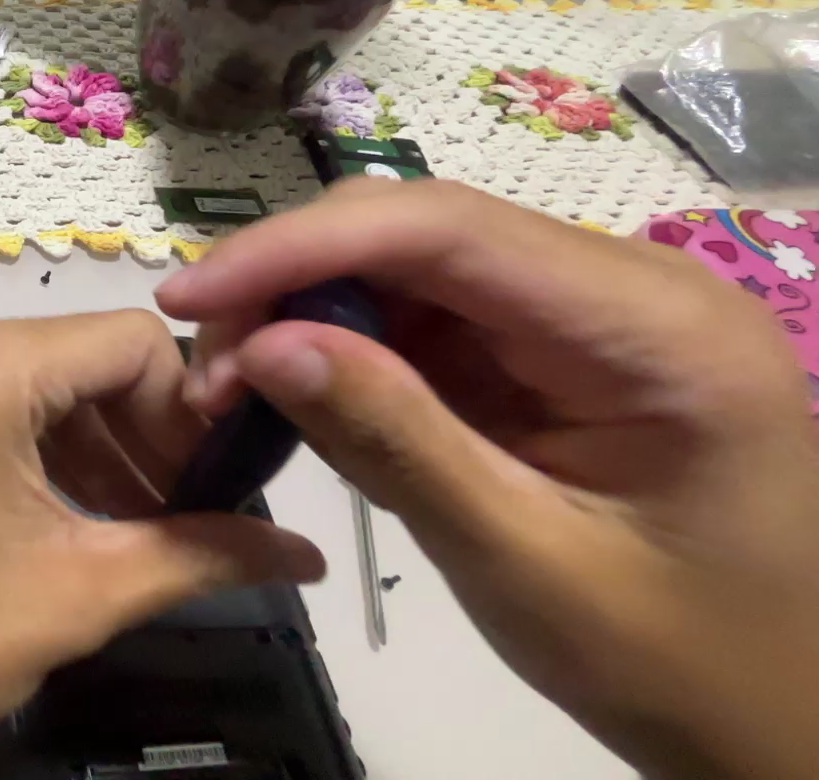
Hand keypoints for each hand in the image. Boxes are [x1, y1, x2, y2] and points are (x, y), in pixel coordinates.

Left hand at [0, 313, 324, 779]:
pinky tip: (87, 520)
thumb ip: (200, 556)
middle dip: (154, 437)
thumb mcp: (78, 592)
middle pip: (94, 360)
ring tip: (151, 534)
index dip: (193, 410)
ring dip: (109, 451)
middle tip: (199, 522)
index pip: (135, 341)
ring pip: (54, 385)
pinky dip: (56, 453)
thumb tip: (304, 554)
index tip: (225, 488)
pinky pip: (8, 406)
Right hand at [157, 179, 818, 779]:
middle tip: (209, 369)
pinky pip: (394, 311)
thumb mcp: (524, 563)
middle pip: (401, 228)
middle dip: (281, 282)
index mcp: (646, 325)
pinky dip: (321, 344)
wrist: (784, 718)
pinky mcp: (518, 341)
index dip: (292, 248)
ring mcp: (559, 308)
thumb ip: (393, 442)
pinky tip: (289, 393)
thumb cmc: (687, 663)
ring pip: (382, 262)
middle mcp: (605, 284)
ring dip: (290, 314)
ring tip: (232, 389)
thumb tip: (261, 348)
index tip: (187, 300)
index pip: (437, 230)